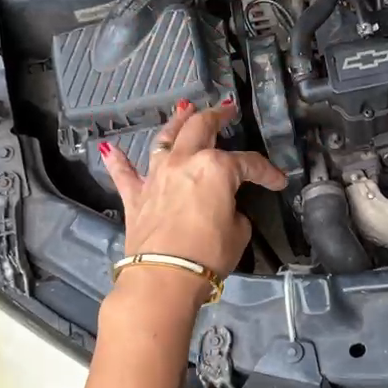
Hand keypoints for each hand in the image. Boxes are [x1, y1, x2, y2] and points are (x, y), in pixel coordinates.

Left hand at [96, 102, 287, 281]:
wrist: (164, 277)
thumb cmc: (209, 253)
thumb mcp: (239, 231)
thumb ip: (234, 211)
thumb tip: (225, 209)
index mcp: (217, 168)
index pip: (249, 163)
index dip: (268, 172)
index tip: (279, 182)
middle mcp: (184, 162)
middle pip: (200, 128)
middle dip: (217, 116)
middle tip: (227, 110)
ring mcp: (156, 176)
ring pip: (165, 140)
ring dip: (175, 122)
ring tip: (183, 110)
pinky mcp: (135, 196)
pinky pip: (124, 174)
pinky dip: (117, 162)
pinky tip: (108, 150)